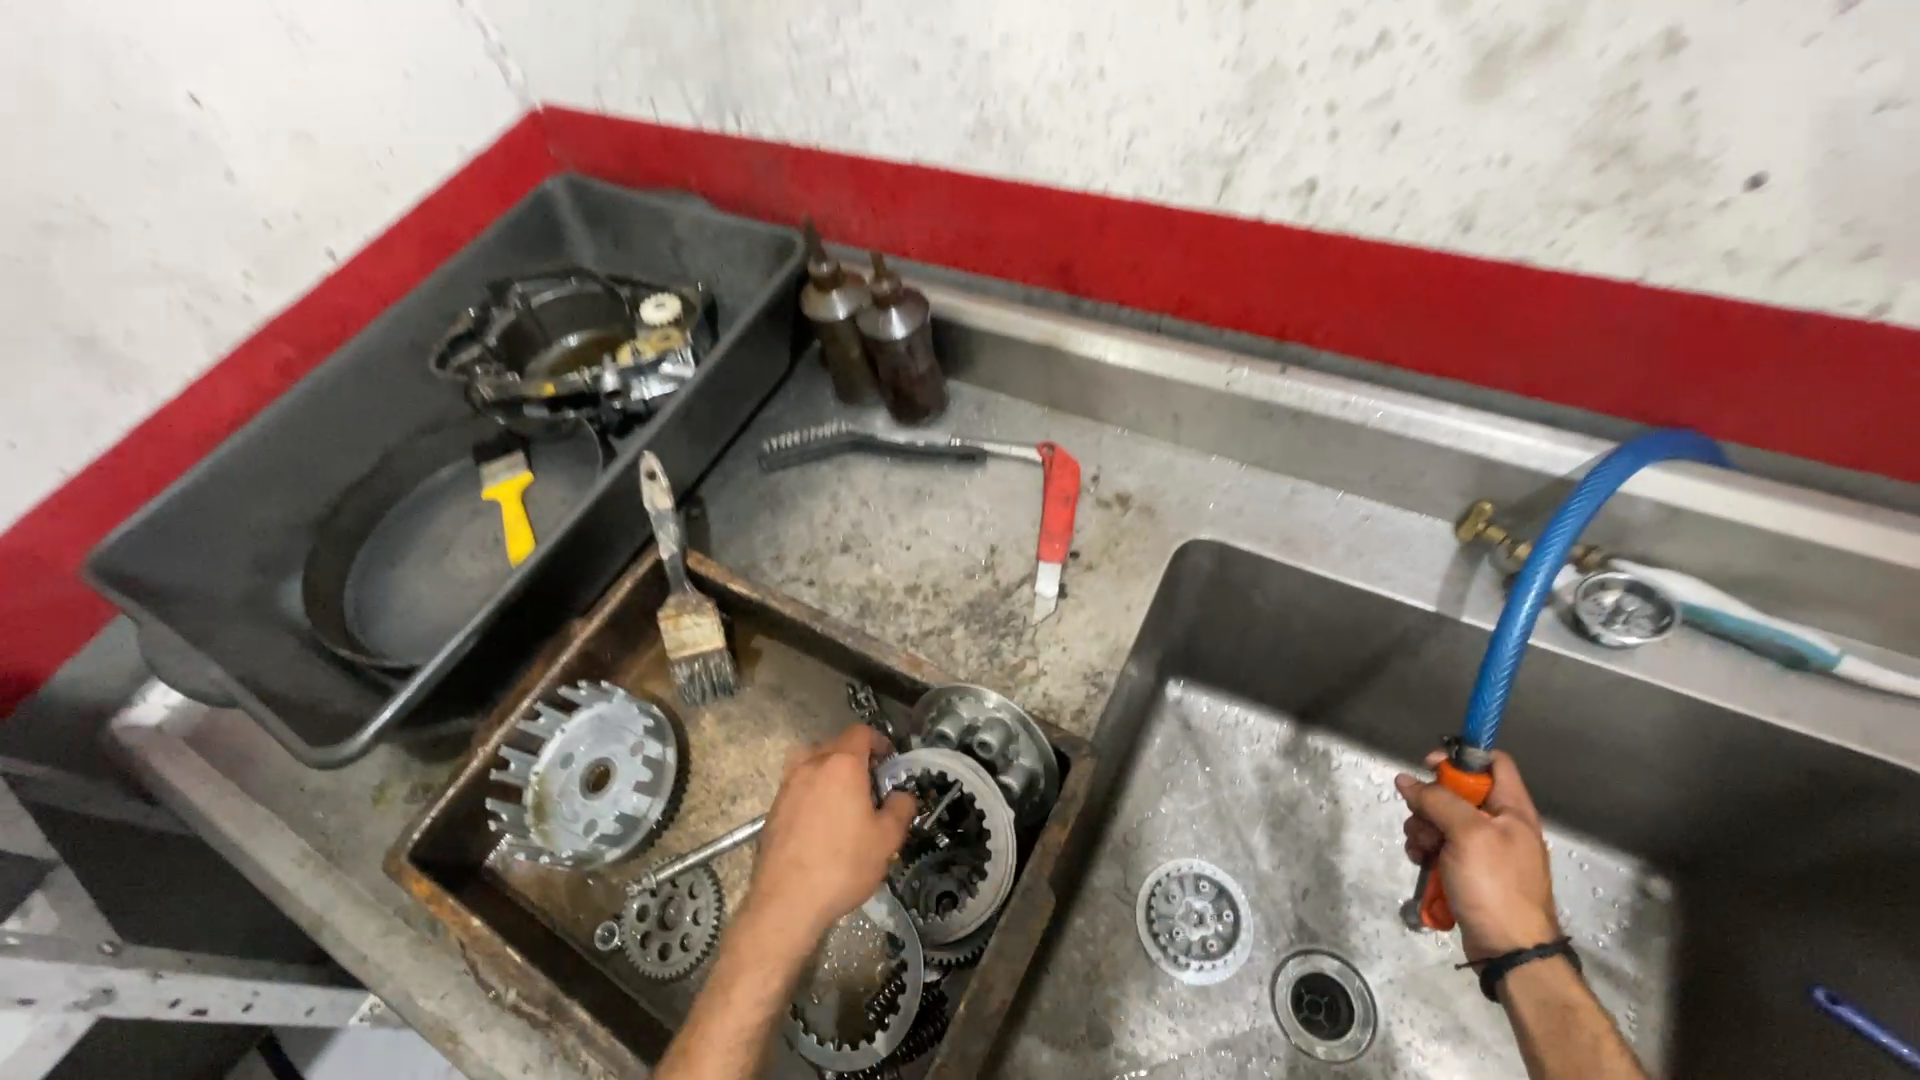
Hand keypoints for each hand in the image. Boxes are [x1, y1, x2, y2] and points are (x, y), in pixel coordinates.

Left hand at [748, 725, 914, 940]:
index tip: (888, 759)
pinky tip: (820, 823)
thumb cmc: (843, 865)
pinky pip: (797, 787)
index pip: (860, 733)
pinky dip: (811, 793)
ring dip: (828, 771)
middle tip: (869, 782)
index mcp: (842, 765)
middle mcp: (811, 766)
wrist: (787, 901)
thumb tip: (901, 796)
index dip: (878, 740)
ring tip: (841, 798)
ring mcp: (787, 787)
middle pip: (834, 744)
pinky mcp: (773, 810)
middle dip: (854, 756)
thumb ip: (900, 809)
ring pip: (810, 763)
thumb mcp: (887, 839)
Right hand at [1396, 750, 1559, 961]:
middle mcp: (1499, 825)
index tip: (1428, 766)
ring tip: (1423, 849)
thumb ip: (1437, 800)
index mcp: (1512, 810)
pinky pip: (1438, 846)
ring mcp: (1482, 849)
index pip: (1492, 763)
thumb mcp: (1467, 834)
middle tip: (1424, 820)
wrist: (1509, 950)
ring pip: (1440, 820)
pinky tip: (1421, 862)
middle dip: (1429, 801)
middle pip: (1455, 792)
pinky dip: (1425, 850)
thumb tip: (1406, 780)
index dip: (1459, 758)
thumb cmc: (1496, 885)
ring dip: (1422, 829)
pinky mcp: (1467, 870)